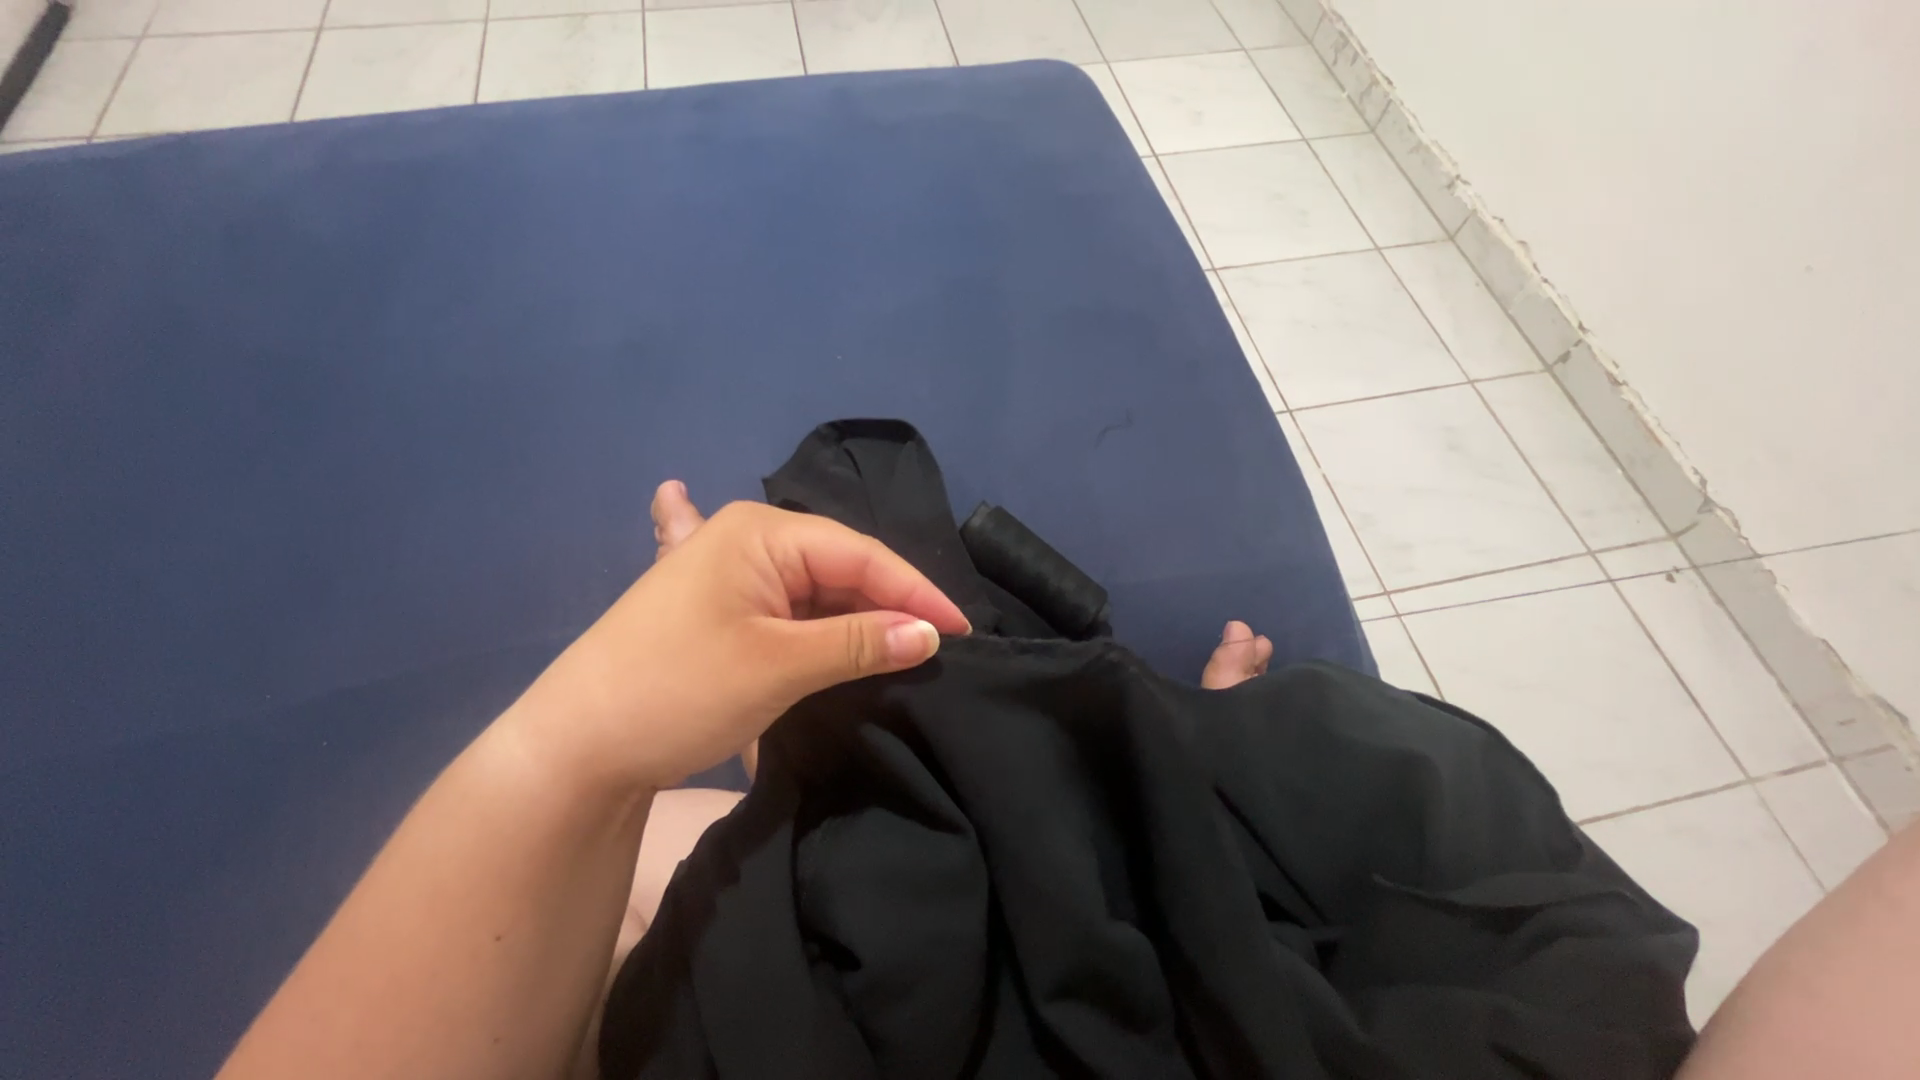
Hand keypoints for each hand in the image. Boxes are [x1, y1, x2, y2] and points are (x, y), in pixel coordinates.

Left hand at [501, 482, 969, 792]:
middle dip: (890, 607)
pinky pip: (788, 610)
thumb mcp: (778, 666)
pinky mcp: (721, 612)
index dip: (917, 593)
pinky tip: (839, 622)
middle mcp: (747, 539)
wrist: (575, 748)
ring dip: (856, 622)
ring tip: (904, 650)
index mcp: (761, 531)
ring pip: (818, 593)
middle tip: (939, 649)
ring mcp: (730, 575)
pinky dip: (819, 626)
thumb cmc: (678, 689)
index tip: (963, 634)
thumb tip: (931, 634)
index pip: (861, 555)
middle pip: (842, 569)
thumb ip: (860, 643)